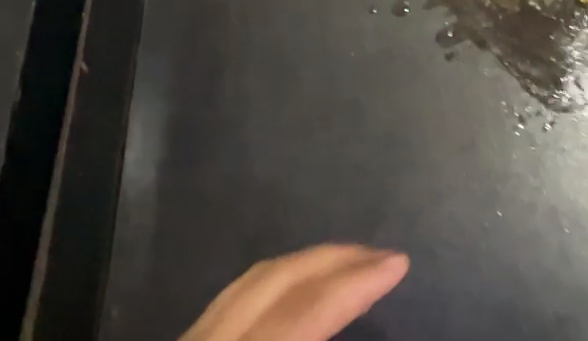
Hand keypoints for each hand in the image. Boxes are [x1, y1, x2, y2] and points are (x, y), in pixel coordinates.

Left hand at [180, 244, 408, 340]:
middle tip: (384, 255)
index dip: (356, 283)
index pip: (306, 309)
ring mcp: (192, 337)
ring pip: (250, 281)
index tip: (400, 262)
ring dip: (307, 264)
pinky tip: (295, 289)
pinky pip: (234, 297)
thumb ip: (311, 331)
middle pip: (276, 278)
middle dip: (336, 259)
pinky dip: (275, 282)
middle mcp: (211, 338)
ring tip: (350, 263)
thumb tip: (352, 301)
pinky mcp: (187, 340)